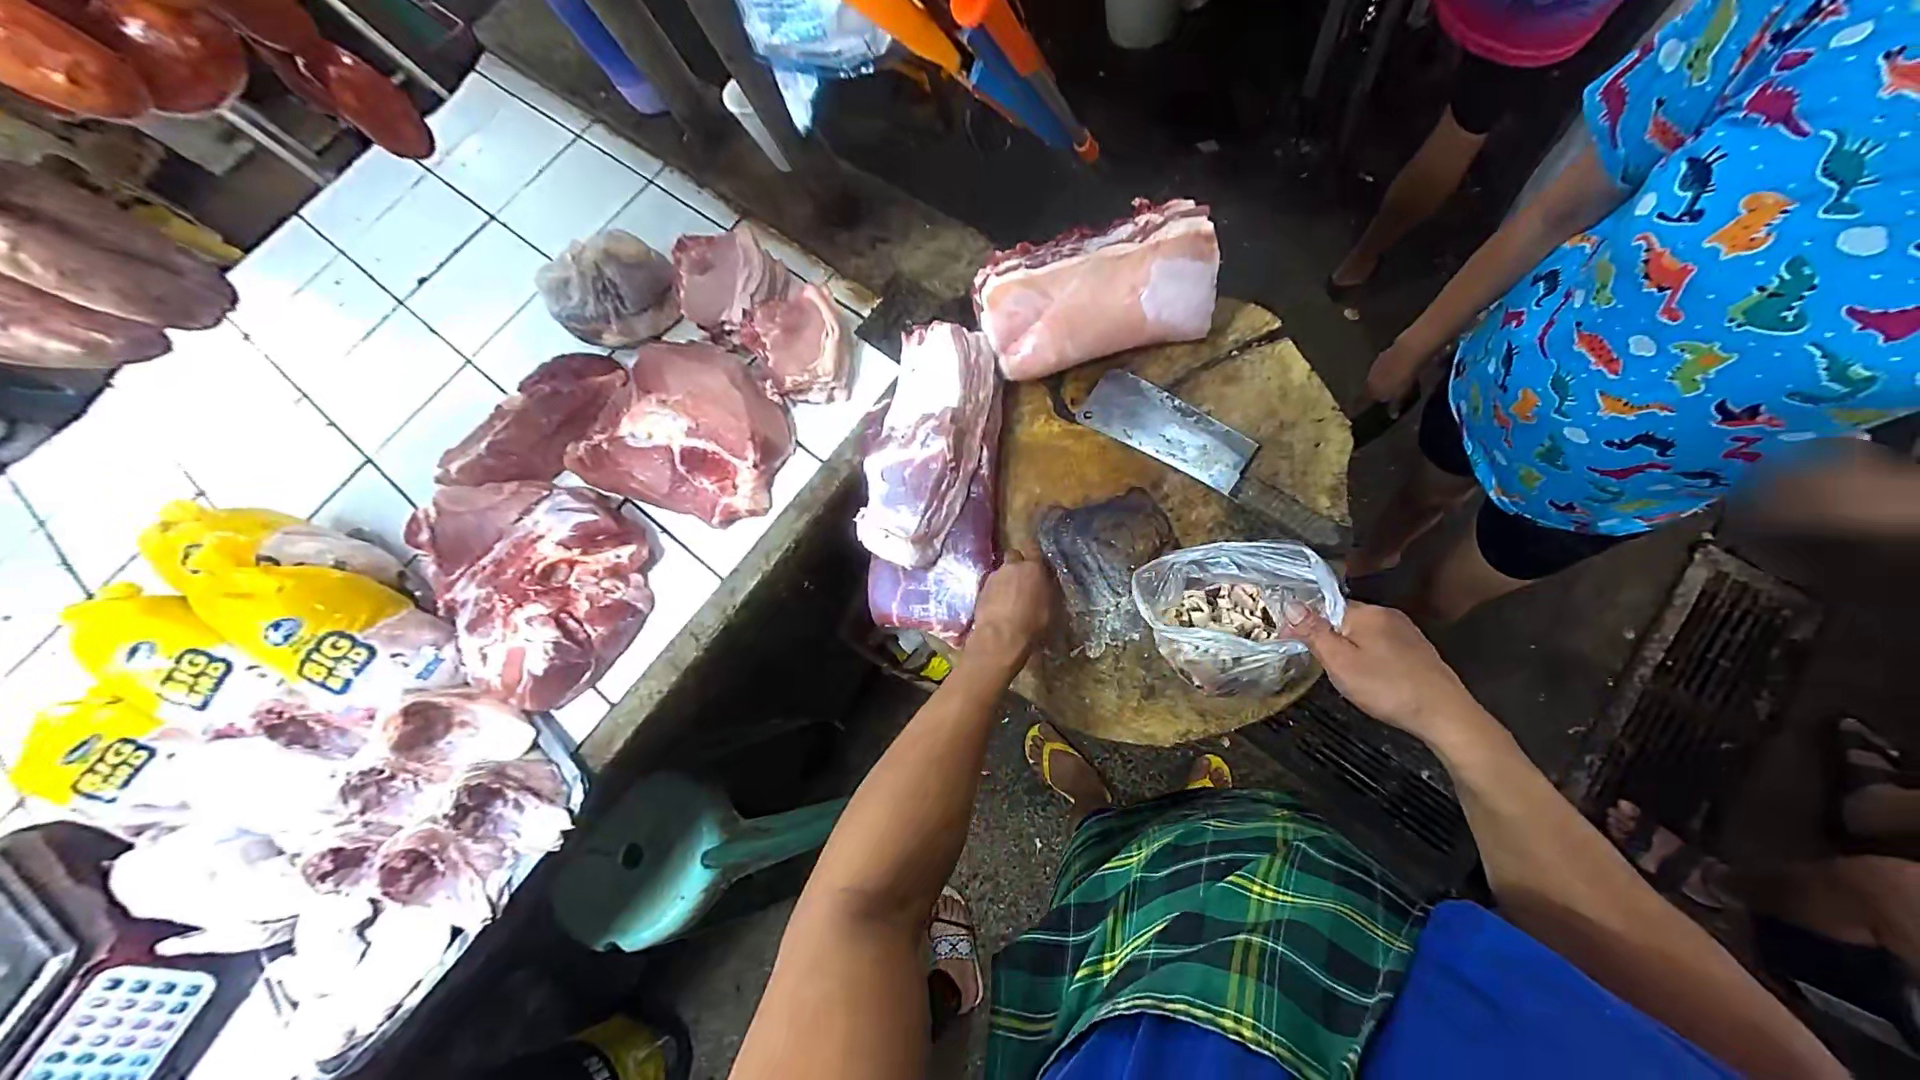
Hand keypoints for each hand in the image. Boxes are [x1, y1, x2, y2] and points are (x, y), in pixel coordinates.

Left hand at [965, 552, 1054, 672]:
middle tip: (1023, 580)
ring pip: (1001, 572)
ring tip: (1009, 599)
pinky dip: (994, 593)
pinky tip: (997, 607)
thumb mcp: (1053, 608)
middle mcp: (1012, 567)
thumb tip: (1047, 584)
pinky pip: (990, 586)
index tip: (1037, 562)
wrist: (1001, 637)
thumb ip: (1049, 590)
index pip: (1034, 548)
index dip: (1034, 554)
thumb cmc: (1034, 623)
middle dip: (1017, 564)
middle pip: (1014, 556)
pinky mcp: (980, 590)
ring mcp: (993, 577)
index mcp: (1033, 567)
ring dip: (1005, 581)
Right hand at [1286, 601, 1494, 751]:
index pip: (1323, 606)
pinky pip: (1381, 645)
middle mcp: (1388, 614)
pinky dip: (1370, 657)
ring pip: (1363, 633)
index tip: (1292, 643)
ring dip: (1349, 648)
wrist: (1446, 715)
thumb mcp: (1339, 661)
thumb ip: (1313, 632)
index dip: (1305, 624)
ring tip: (1348, 675)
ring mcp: (1407, 632)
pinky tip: (1373, 678)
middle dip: (1328, 637)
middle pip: (1343, 619)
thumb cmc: (1387, 688)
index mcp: (1366, 612)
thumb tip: (1291, 605)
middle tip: (1324, 666)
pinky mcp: (1418, 650)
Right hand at [1359, 338, 1429, 408]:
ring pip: (1376, 376)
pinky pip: (1384, 365)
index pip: (1363, 402)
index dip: (1364, 407)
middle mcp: (1368, 379)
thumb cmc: (1403, 378)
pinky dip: (1388, 369)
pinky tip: (1397, 369)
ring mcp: (1375, 366)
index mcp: (1370, 391)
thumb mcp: (1400, 396)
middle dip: (1374, 392)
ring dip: (1381, 379)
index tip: (1363, 410)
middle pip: (1369, 388)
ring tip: (1390, 381)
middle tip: (1382, 395)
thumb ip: (1394, 406)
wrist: (1407, 353)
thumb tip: (1392, 415)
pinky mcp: (1384, 354)